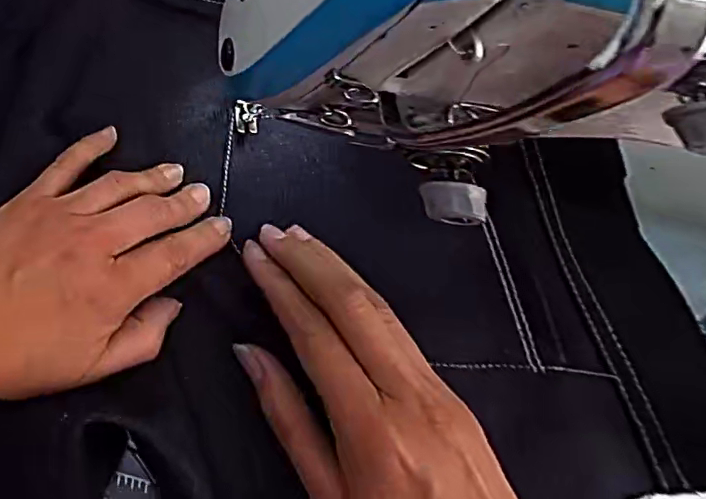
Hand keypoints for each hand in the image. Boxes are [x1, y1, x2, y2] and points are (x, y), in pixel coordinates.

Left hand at [0, 127, 230, 402]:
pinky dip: (91, 145)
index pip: (174, 254)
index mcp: (113, 287)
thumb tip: (172, 304)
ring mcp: (64, 212)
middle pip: (154, 212)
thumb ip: (142, 337)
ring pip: (121, 184)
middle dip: (185, 202)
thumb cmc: (18, 357)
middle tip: (202, 193)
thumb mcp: (89, 368)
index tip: (221, 226)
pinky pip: (69, 163)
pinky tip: (110, 134)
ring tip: (174, 170)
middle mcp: (96, 242)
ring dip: (152, 175)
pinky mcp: (34, 197)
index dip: (203, 238)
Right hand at [237, 225, 516, 498]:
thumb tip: (250, 355)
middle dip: (306, 260)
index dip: (280, 287)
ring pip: (379, 304)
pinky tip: (342, 278)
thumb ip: (288, 420)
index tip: (257, 257)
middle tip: (273, 233)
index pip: (315, 334)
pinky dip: (363, 291)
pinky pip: (400, 326)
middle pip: (351, 304)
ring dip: (334, 264)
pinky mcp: (455, 392)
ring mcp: (439, 391)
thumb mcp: (330, 498)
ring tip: (300, 240)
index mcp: (374, 432)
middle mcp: (411, 399)